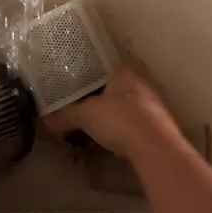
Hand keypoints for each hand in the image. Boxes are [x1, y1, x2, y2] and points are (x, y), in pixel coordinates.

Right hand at [43, 60, 182, 160]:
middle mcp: (147, 81)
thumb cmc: (120, 119)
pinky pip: (143, 123)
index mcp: (129, 69)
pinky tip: (120, 144)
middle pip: (125, 87)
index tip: (89, 88)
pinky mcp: (165, 124)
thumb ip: (66, 115)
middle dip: (110, 99)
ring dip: (121, 116)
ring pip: (135, 106)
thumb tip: (46, 120)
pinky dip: (131, 131)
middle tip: (92, 110)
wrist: (155, 147)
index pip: (115, 65)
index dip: (101, 76)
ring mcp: (159, 102)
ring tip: (103, 131)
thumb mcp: (85, 115)